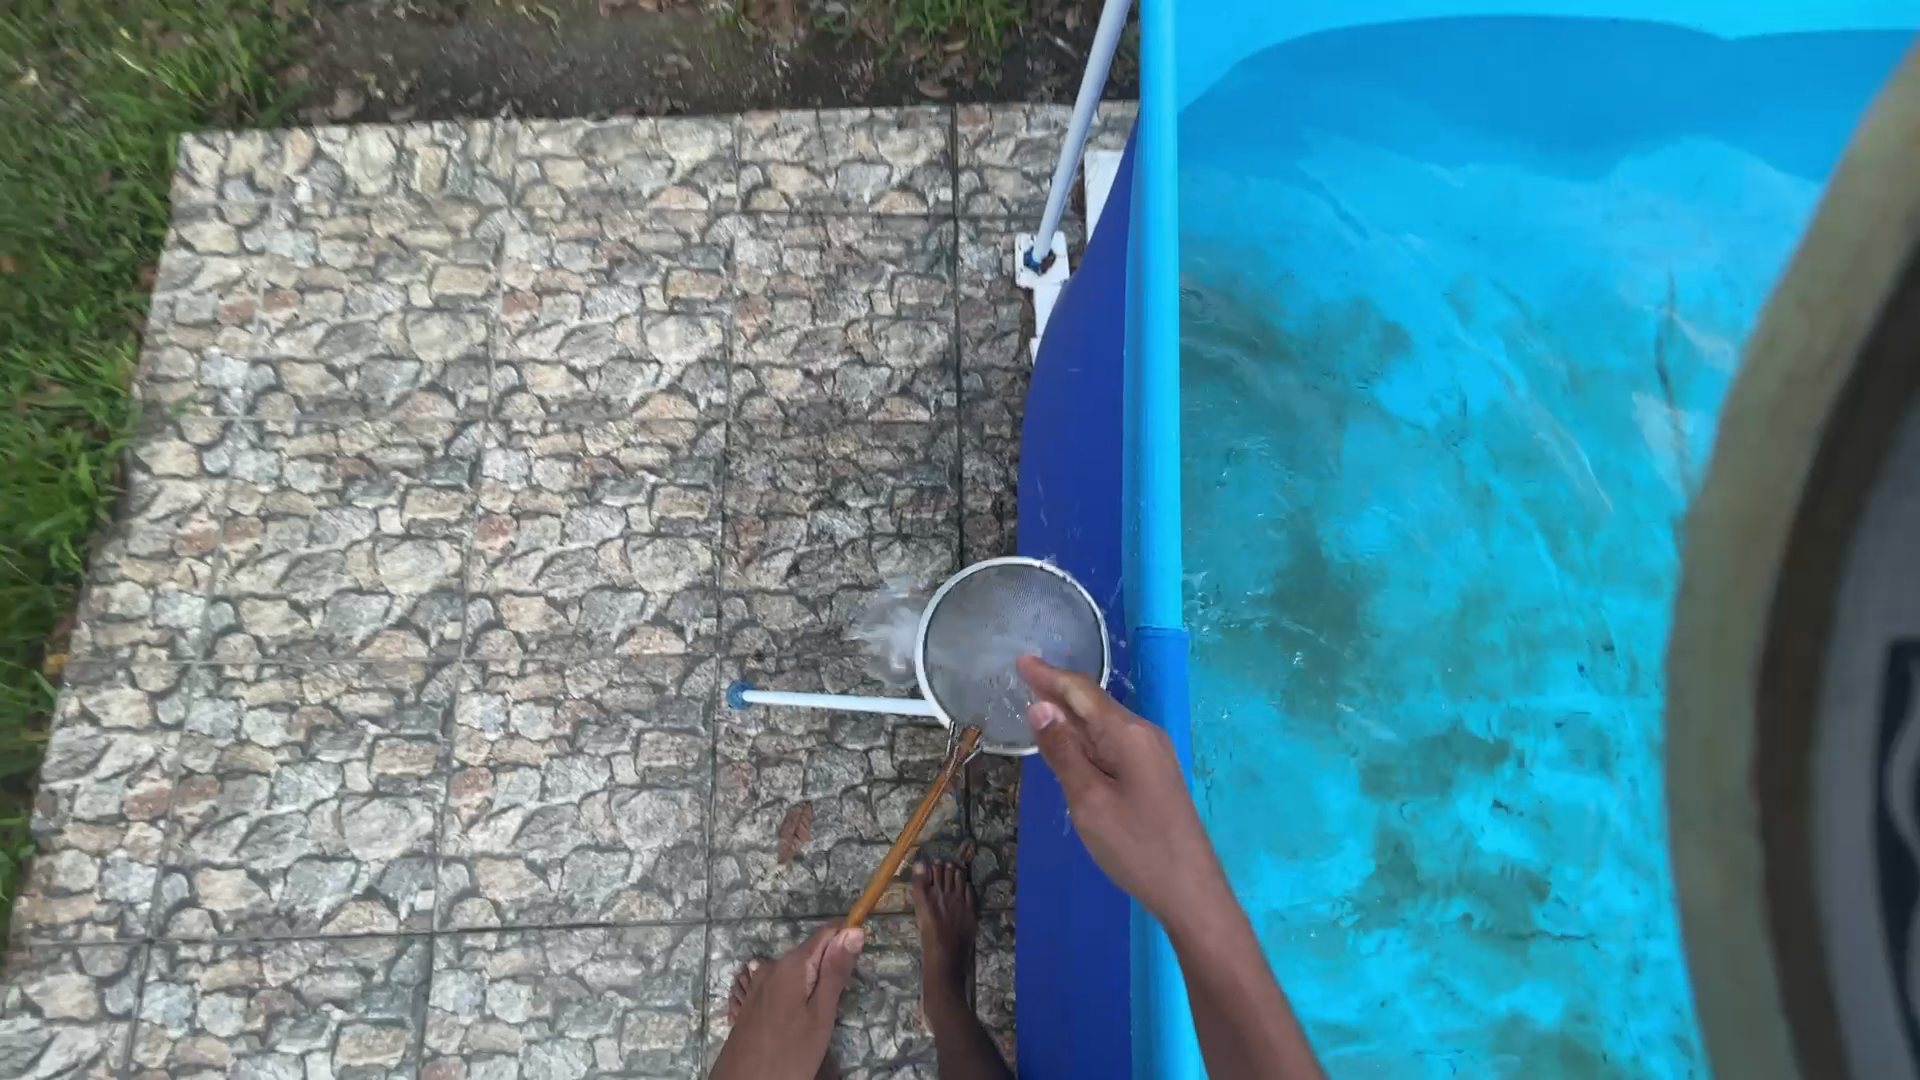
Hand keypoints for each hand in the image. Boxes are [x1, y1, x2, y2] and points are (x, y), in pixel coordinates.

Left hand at [709, 925, 864, 1079]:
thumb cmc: (787, 1056)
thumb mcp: (820, 1016)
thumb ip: (835, 971)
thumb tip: (854, 930)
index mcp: (791, 964)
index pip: (827, 933)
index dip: (845, 944)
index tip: (853, 973)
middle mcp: (772, 966)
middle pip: (812, 954)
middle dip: (828, 972)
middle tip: (833, 1008)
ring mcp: (758, 985)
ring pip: (797, 973)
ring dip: (811, 988)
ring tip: (814, 1023)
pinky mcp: (751, 1004)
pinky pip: (781, 987)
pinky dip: (795, 998)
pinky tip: (795, 1026)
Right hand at [1017, 656, 1230, 927]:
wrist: (1192, 892)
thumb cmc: (1136, 847)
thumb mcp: (1088, 801)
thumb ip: (1063, 751)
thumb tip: (1040, 707)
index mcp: (1127, 734)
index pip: (1082, 692)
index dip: (1049, 676)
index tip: (1022, 660)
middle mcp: (1143, 734)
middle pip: (1094, 702)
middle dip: (1058, 689)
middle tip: (1024, 675)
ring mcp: (1152, 753)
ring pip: (1104, 722)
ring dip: (1071, 711)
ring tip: (1039, 701)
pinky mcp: (1154, 773)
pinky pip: (1113, 740)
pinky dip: (1086, 733)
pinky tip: (1072, 740)